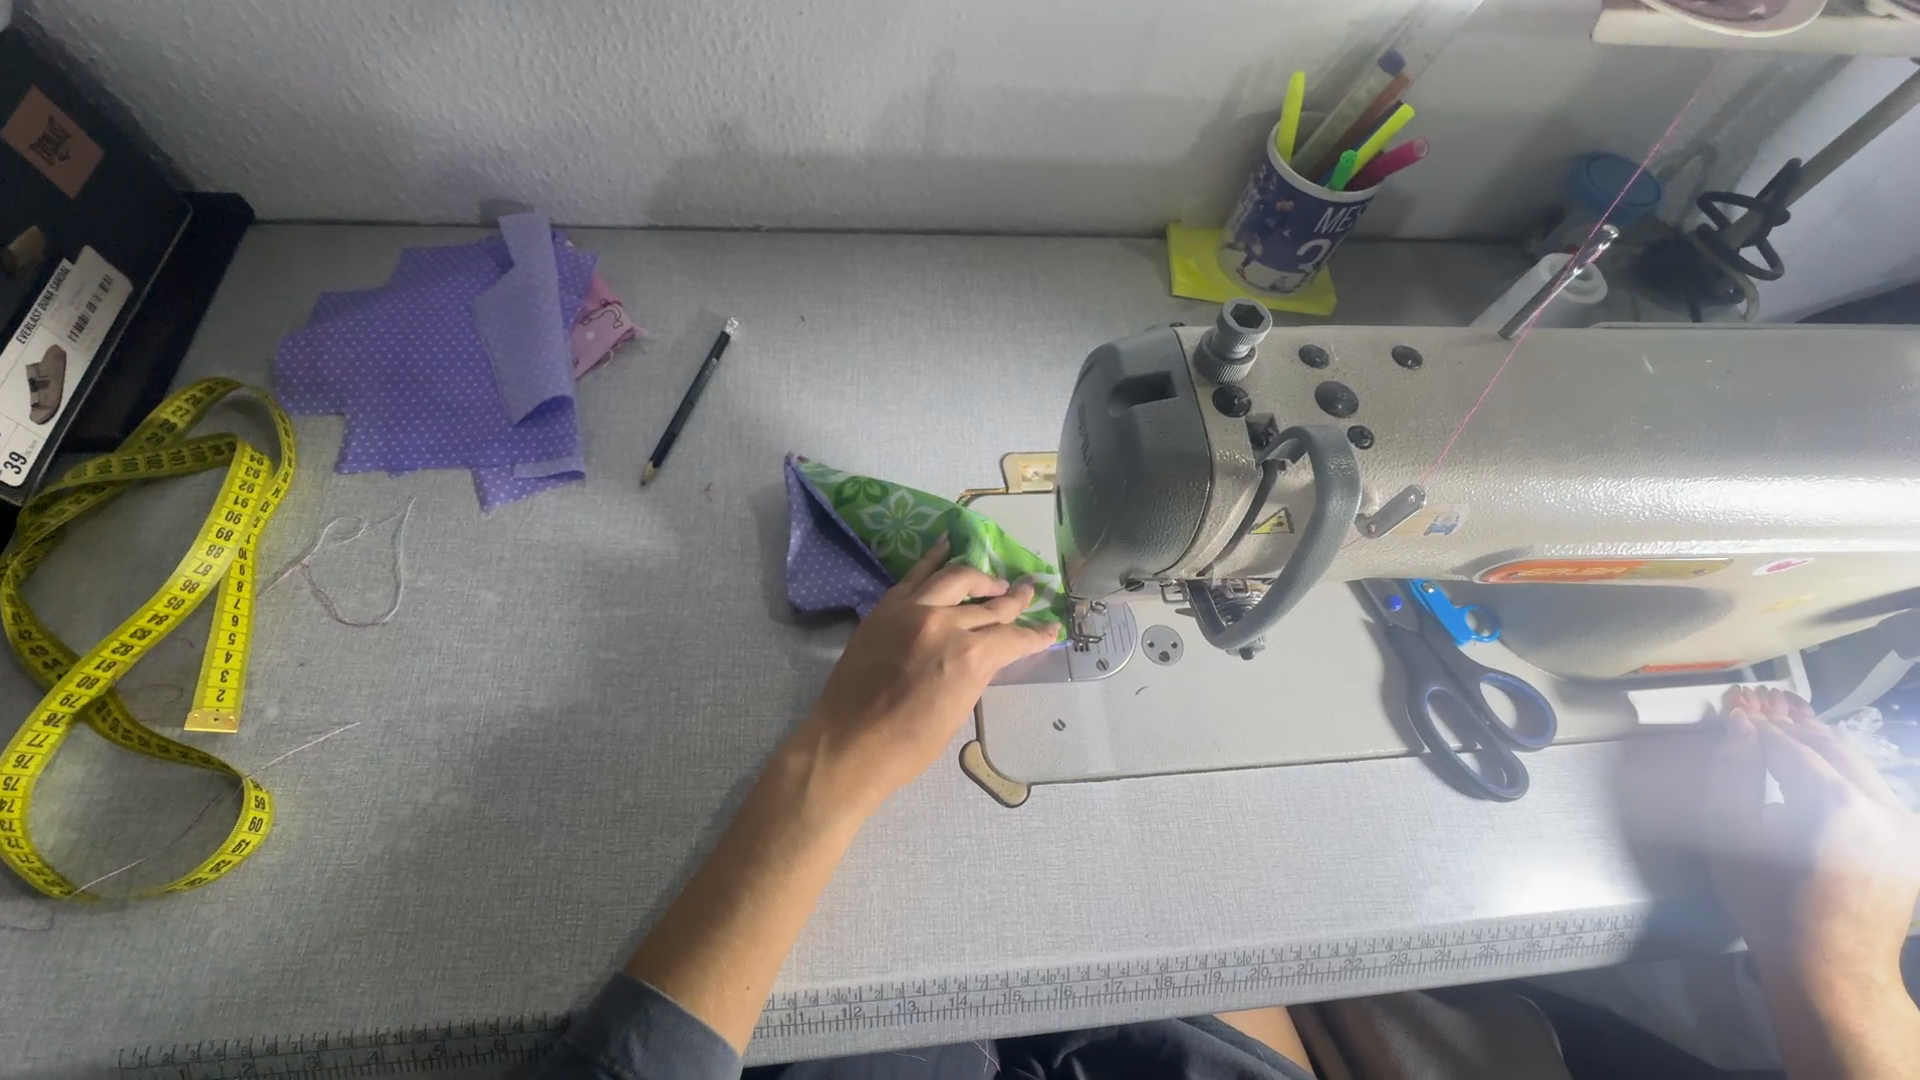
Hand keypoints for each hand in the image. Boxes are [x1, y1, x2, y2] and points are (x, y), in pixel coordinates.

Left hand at [797, 537, 1055, 813]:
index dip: (1036, 635)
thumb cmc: (908, 746)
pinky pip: (917, 575)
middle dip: (1015, 600)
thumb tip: (989, 653)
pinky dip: (935, 559)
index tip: (1052, 628)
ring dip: (981, 578)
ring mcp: (912, 610)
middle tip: (1030, 590)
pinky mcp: (887, 607)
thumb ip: (977, 673)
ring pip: (956, 579)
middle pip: (989, 606)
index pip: (1013, 638)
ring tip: (996, 581)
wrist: (848, 745)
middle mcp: (944, 623)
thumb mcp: (958, 712)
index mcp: (969, 657)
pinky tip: (949, 546)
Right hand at [1706, 687, 1919, 1000]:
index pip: (1789, 746)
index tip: (1732, 699)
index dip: (1756, 721)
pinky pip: (1869, 787)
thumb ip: (1734, 774)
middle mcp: (1884, 810)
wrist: (1830, 963)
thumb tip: (1738, 730)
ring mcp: (1905, 828)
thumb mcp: (1731, 834)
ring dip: (1817, 739)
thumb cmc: (1766, 900)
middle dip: (1791, 721)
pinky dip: (1837, 765)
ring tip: (1783, 715)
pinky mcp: (1908, 842)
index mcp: (1837, 806)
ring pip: (1857, 765)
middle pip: (1833, 748)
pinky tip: (1813, 754)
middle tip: (1757, 697)